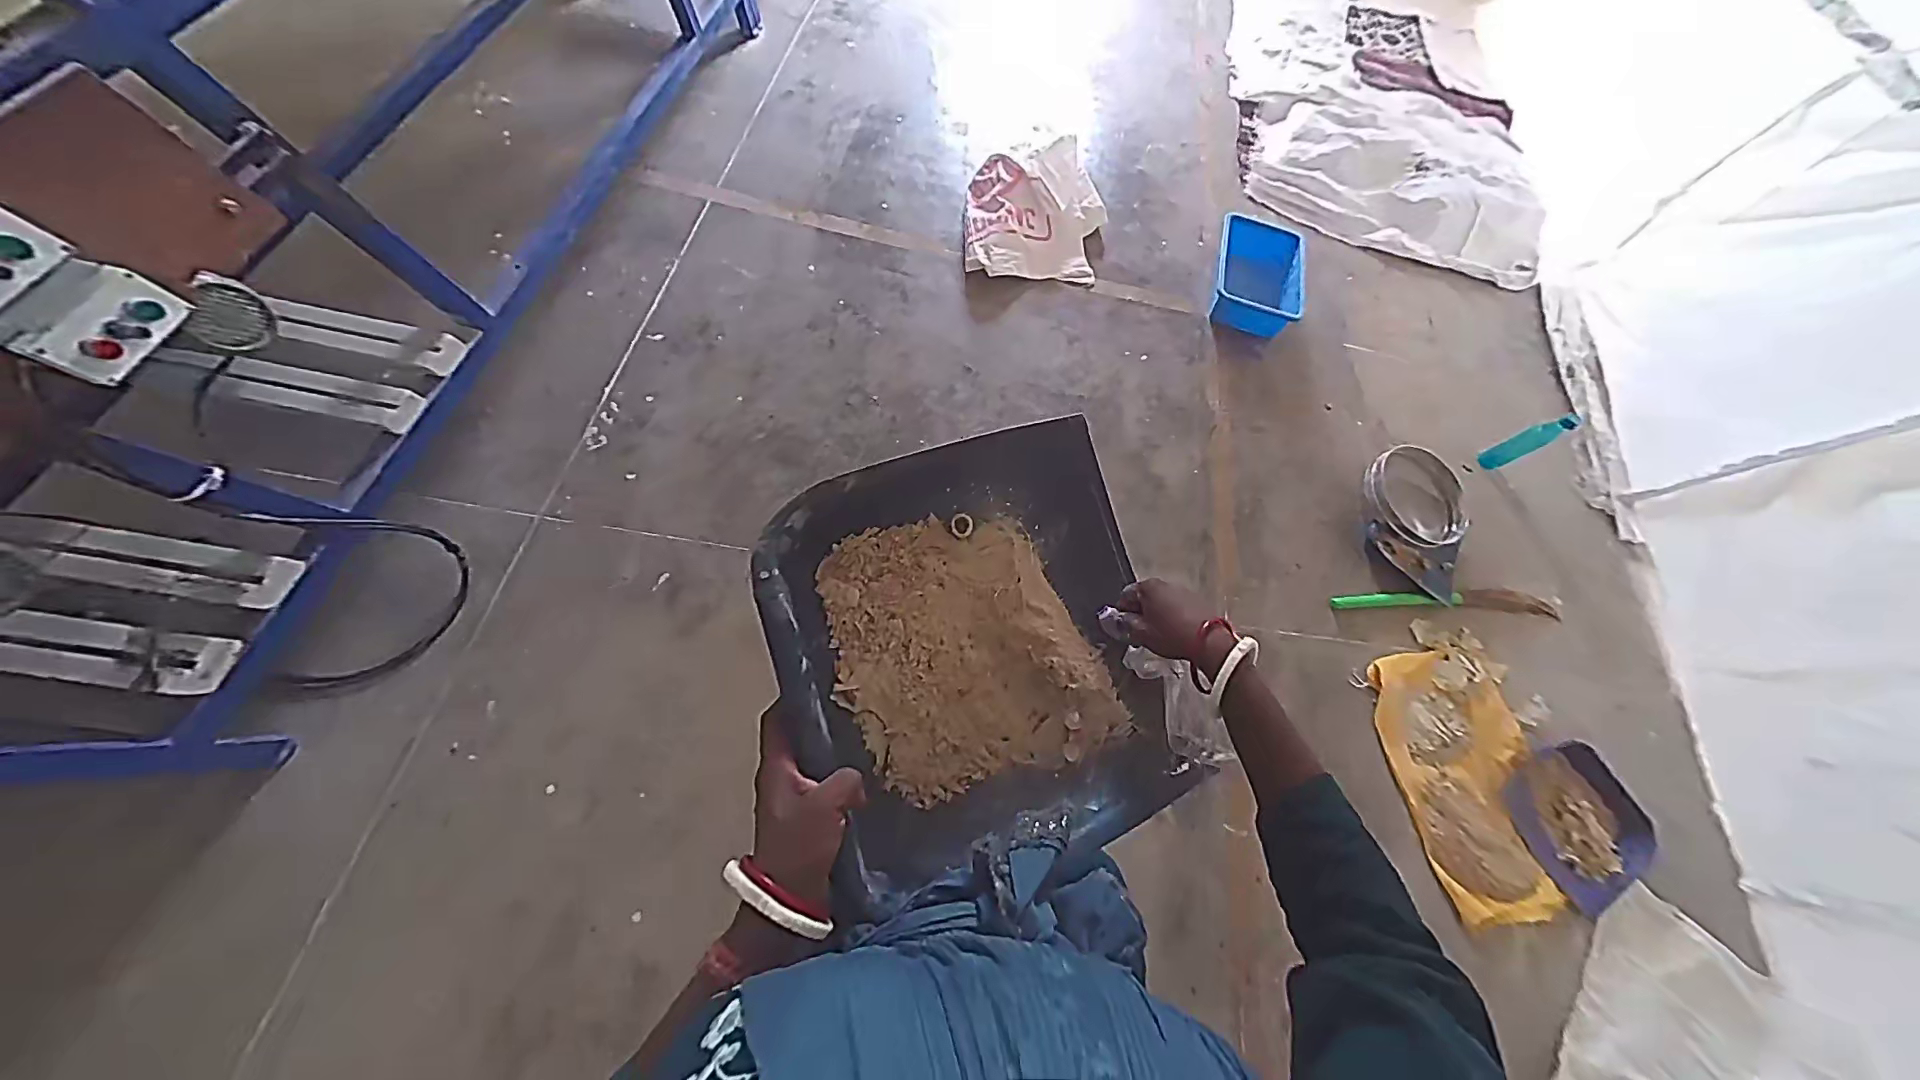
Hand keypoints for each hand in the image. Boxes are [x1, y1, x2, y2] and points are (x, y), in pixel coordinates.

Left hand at [747, 702, 866, 914]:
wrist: (792, 900)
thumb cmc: (800, 846)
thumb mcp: (825, 806)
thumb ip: (845, 780)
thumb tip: (855, 780)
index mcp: (775, 769)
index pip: (775, 721)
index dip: (791, 700)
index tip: (816, 685)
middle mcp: (780, 778)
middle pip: (797, 738)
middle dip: (819, 722)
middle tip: (850, 707)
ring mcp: (793, 798)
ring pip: (813, 761)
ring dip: (832, 750)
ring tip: (862, 736)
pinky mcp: (807, 816)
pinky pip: (824, 784)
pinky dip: (840, 775)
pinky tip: (863, 774)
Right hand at [1106, 578, 1233, 670]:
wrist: (1210, 641)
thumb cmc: (1170, 635)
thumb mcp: (1141, 633)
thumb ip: (1123, 624)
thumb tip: (1110, 618)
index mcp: (1147, 587)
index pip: (1124, 596)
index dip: (1121, 613)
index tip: (1125, 628)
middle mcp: (1164, 583)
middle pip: (1144, 597)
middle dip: (1140, 613)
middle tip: (1140, 633)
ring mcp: (1182, 590)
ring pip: (1160, 602)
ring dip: (1156, 614)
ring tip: (1158, 634)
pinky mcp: (1196, 600)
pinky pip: (1176, 606)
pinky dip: (1171, 616)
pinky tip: (1174, 631)